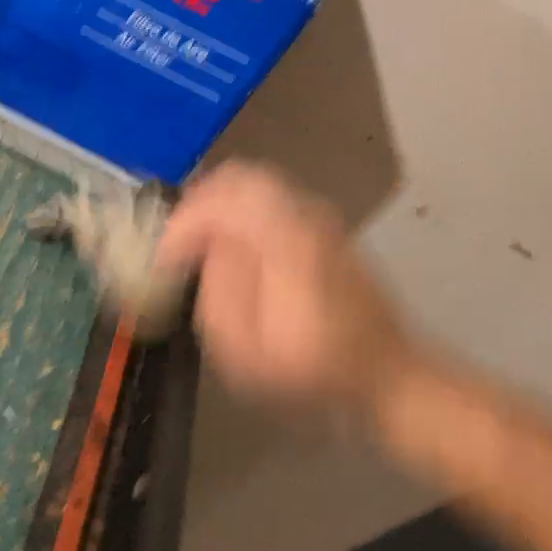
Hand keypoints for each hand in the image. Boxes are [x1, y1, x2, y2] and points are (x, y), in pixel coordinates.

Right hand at [156, 161, 414, 405]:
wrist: (387, 372)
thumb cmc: (314, 372)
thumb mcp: (249, 352)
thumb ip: (219, 296)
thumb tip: (206, 251)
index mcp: (287, 246)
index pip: (221, 202)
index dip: (182, 225)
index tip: (164, 260)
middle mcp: (307, 219)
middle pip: (239, 178)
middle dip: (196, 205)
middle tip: (174, 241)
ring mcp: (320, 218)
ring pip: (254, 182)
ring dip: (216, 205)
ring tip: (194, 243)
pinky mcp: (324, 226)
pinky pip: (270, 197)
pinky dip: (238, 210)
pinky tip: (228, 246)